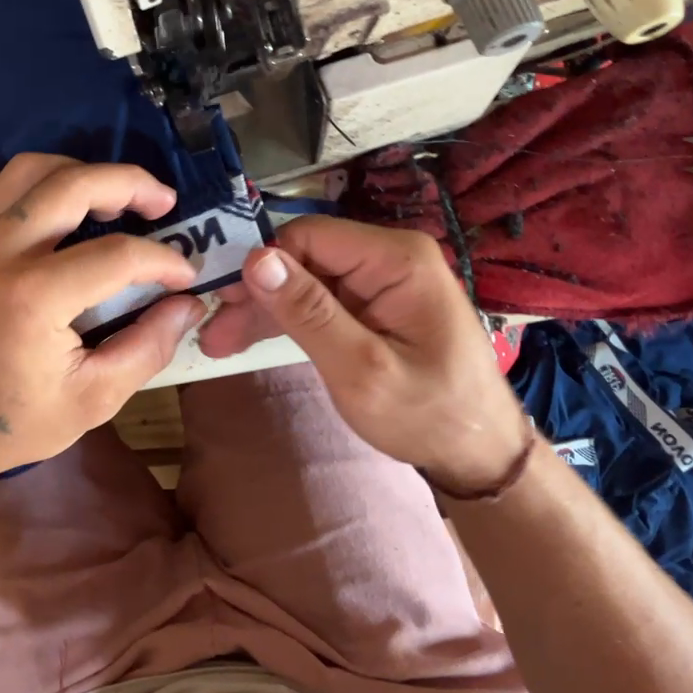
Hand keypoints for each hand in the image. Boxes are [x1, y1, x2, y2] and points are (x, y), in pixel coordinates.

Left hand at [0, 154, 208, 507]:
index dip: (164, 260)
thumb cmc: (13, 422)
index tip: (188, 276)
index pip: (118, 255)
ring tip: (110, 198)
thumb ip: (148, 347)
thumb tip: (188, 303)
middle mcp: (1, 253)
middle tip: (164, 202)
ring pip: (27, 169)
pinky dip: (21, 183)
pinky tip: (46, 208)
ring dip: (76, 171)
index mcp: (35, 297)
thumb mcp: (93, 399)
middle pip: (72, 184)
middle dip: (129, 182)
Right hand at [199, 216, 529, 493]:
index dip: (261, 265)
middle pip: (301, 257)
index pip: (306, 236)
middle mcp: (389, 257)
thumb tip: (255, 258)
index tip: (223, 303)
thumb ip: (308, 312)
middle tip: (212, 333)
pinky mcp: (373, 304)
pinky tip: (249, 339)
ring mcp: (381, 281)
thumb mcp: (361, 370)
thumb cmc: (428, 416)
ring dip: (263, 309)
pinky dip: (286, 320)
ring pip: (303, 279)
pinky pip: (318, 300)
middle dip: (255, 293)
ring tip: (219, 343)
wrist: (479, 456)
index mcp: (396, 259)